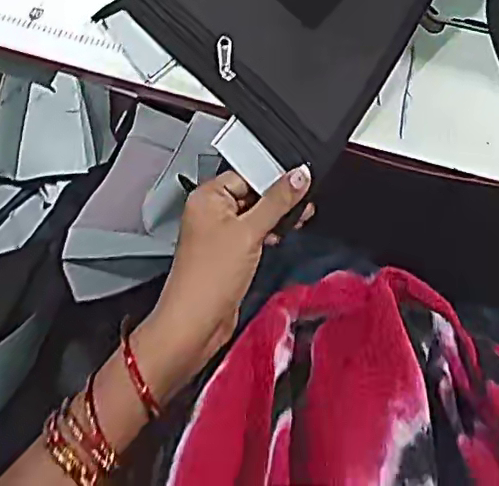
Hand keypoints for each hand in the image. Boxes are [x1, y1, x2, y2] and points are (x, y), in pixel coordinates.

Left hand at [134, 168, 313, 398]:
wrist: (195, 325)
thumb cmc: (208, 279)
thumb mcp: (250, 232)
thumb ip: (277, 202)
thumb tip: (298, 176)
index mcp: (207, 195)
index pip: (246, 173)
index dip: (273, 176)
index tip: (299, 179)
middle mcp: (210, 210)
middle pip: (251, 192)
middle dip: (277, 198)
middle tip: (304, 199)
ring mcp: (218, 232)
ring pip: (254, 213)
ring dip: (276, 216)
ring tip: (299, 217)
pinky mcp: (228, 252)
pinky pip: (252, 232)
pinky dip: (268, 232)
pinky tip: (282, 234)